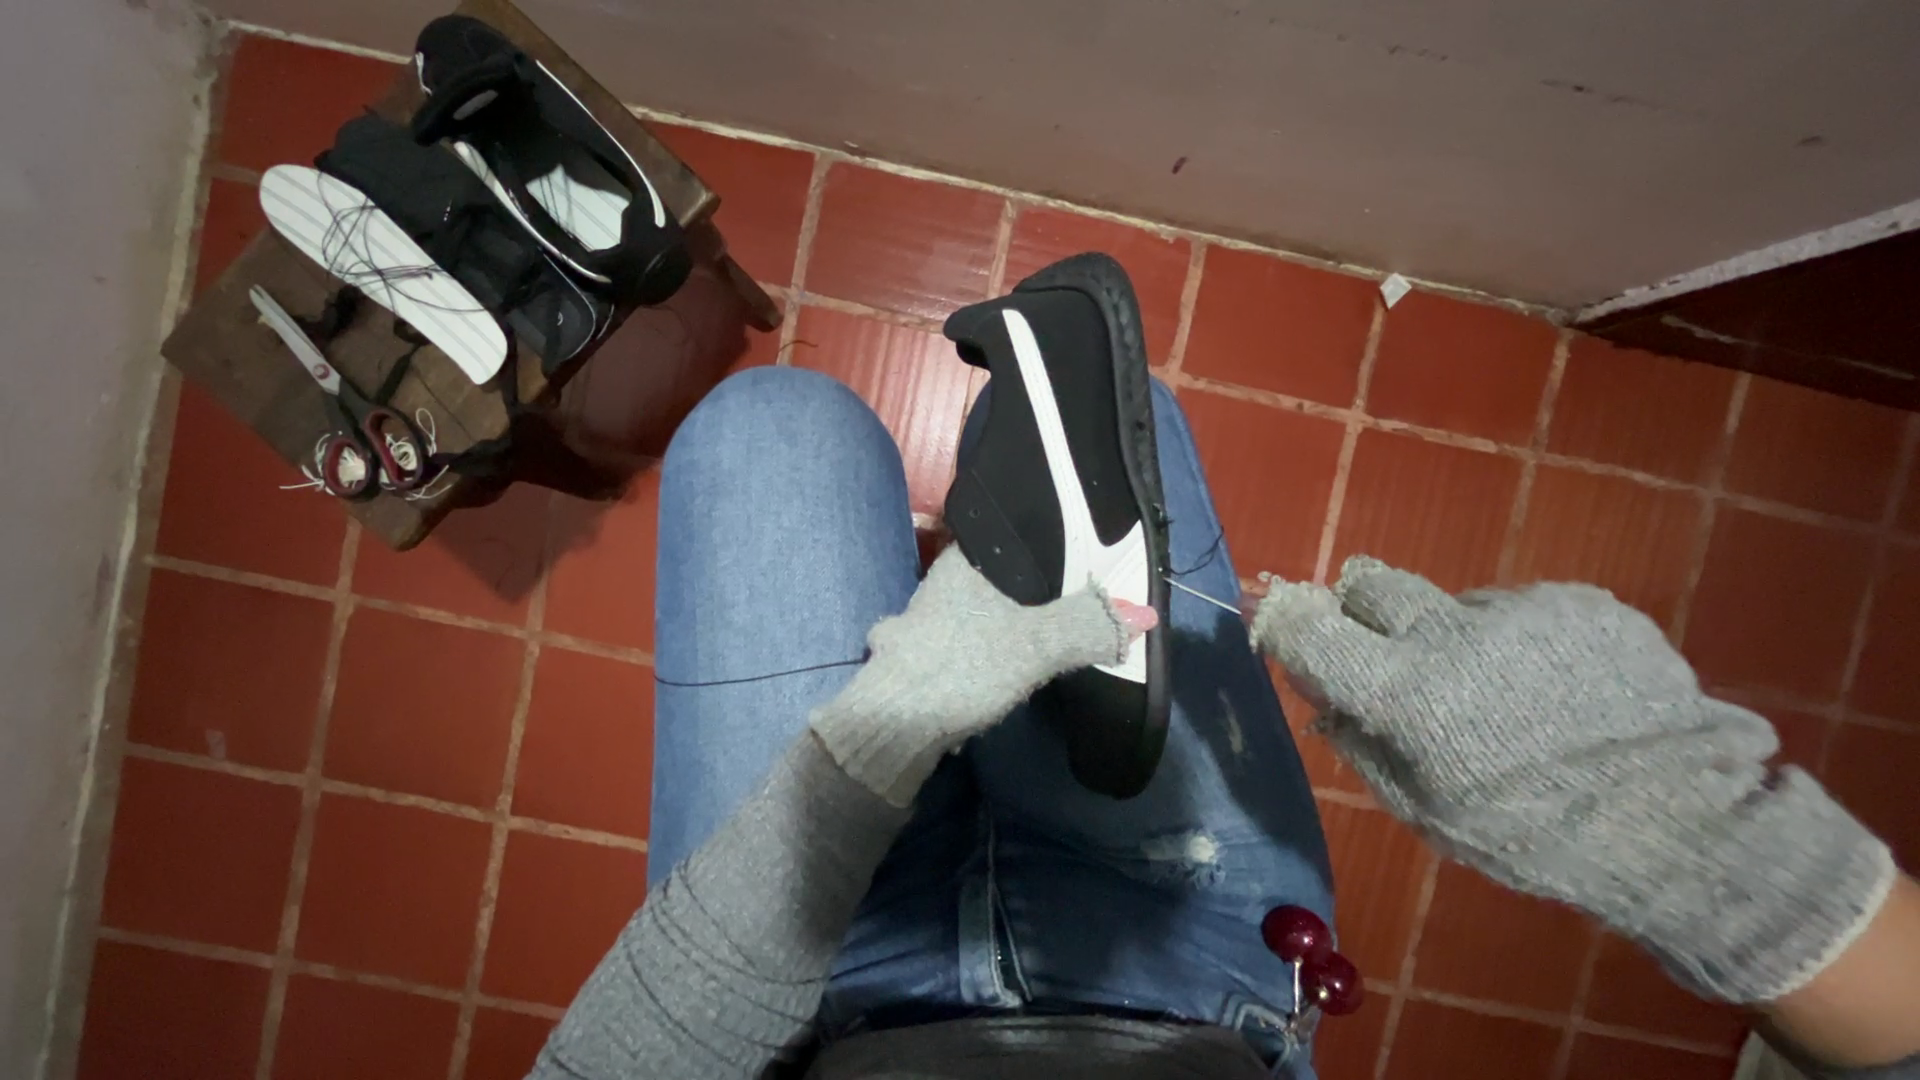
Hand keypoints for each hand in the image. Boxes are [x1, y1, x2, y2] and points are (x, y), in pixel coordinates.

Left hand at [811, 547, 1153, 806]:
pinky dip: (971, 656)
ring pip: (966, 613)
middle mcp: (933, 586)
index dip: (1038, 545)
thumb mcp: (1036, 645)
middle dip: (1019, 591)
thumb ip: (1087, 626)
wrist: (893, 727)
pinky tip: (989, 670)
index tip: (1068, 559)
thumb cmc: (963, 668)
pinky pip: (950, 647)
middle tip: (1059, 602)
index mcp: (959, 564)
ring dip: (992, 625)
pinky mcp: (908, 660)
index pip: (1003, 537)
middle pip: (986, 577)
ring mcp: (915, 624)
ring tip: (1030, 635)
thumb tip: (1144, 615)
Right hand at [1253, 555, 1893, 1004]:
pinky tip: (1553, 685)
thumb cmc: (1527, 832)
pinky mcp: (1579, 602)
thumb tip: (1318, 690)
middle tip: (1387, 648)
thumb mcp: (1419, 804)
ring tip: (1502, 690)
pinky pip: (1516, 609)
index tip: (1281, 620)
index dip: (1286, 619)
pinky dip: (1514, 640)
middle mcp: (1452, 633)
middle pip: (1371, 584)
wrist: (1683, 827)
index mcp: (1406, 691)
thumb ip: (1357, 737)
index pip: (1311, 628)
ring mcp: (1520, 610)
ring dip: (1451, 635)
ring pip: (1449, 603)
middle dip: (1362, 609)